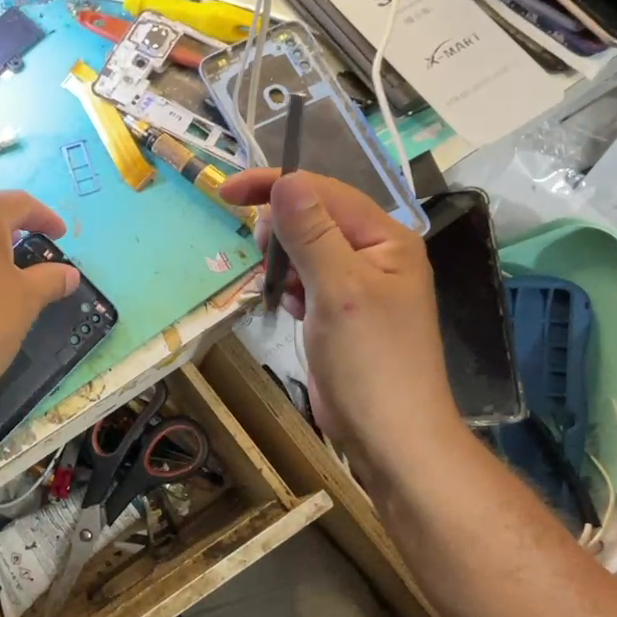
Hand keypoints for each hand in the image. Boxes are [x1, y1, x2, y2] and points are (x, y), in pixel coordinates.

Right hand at [220, 169, 457, 464]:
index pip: (325, 191)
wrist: (391, 435)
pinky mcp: (341, 313)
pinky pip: (307, 282)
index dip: (274, 186)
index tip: (225, 193)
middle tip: (260, 258)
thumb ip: (311, 233)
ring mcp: (359, 285)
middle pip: (315, 217)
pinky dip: (290, 288)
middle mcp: (375, 254)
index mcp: (386, 238)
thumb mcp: (338, 289)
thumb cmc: (370, 361)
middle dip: (279, 229)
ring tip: (278, 289)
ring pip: (306, 250)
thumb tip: (284, 181)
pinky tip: (289, 309)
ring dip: (283, 262)